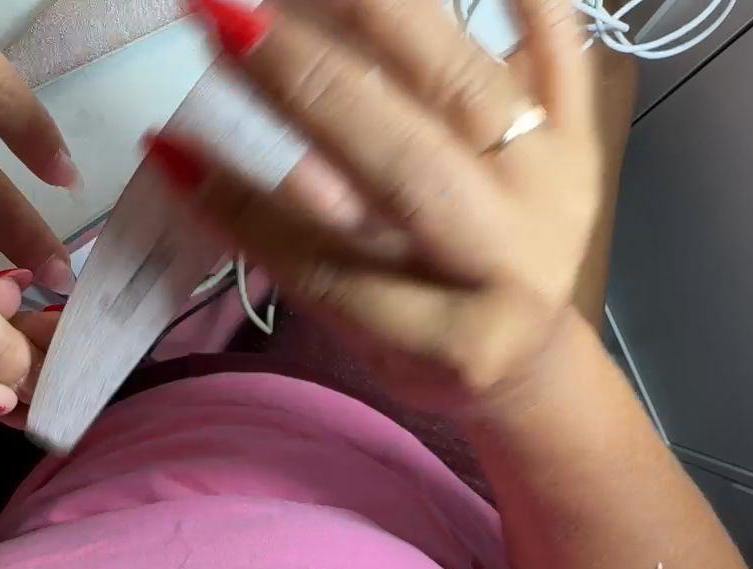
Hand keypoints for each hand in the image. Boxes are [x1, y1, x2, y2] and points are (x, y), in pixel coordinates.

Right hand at [148, 0, 599, 415]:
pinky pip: (562, 44)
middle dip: (310, 90)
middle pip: (407, 170)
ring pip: (466, 87)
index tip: (169, 147)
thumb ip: (300, 263)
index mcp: (456, 341)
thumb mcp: (367, 337)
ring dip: (379, 12)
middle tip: (227, 18)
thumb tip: (193, 166)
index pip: (338, 270)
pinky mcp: (583, 139)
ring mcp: (555, 190)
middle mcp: (512, 262)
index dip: (252, 214)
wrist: (532, 350)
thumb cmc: (434, 350)